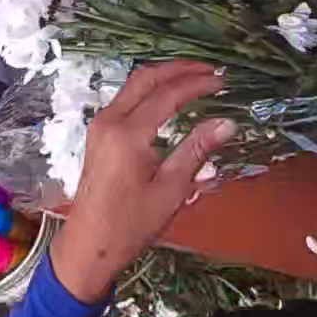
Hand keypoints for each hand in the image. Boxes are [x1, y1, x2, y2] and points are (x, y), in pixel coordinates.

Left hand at [50, 61, 235, 301]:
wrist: (88, 248)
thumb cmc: (131, 224)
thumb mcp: (171, 189)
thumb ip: (197, 149)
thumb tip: (228, 123)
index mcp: (128, 134)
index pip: (168, 94)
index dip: (197, 84)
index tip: (222, 82)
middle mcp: (110, 120)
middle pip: (147, 77)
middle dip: (180, 69)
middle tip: (210, 71)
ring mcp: (101, 124)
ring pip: (135, 84)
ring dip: (164, 75)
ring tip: (194, 77)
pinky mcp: (99, 132)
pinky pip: (127, 97)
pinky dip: (151, 88)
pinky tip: (169, 95)